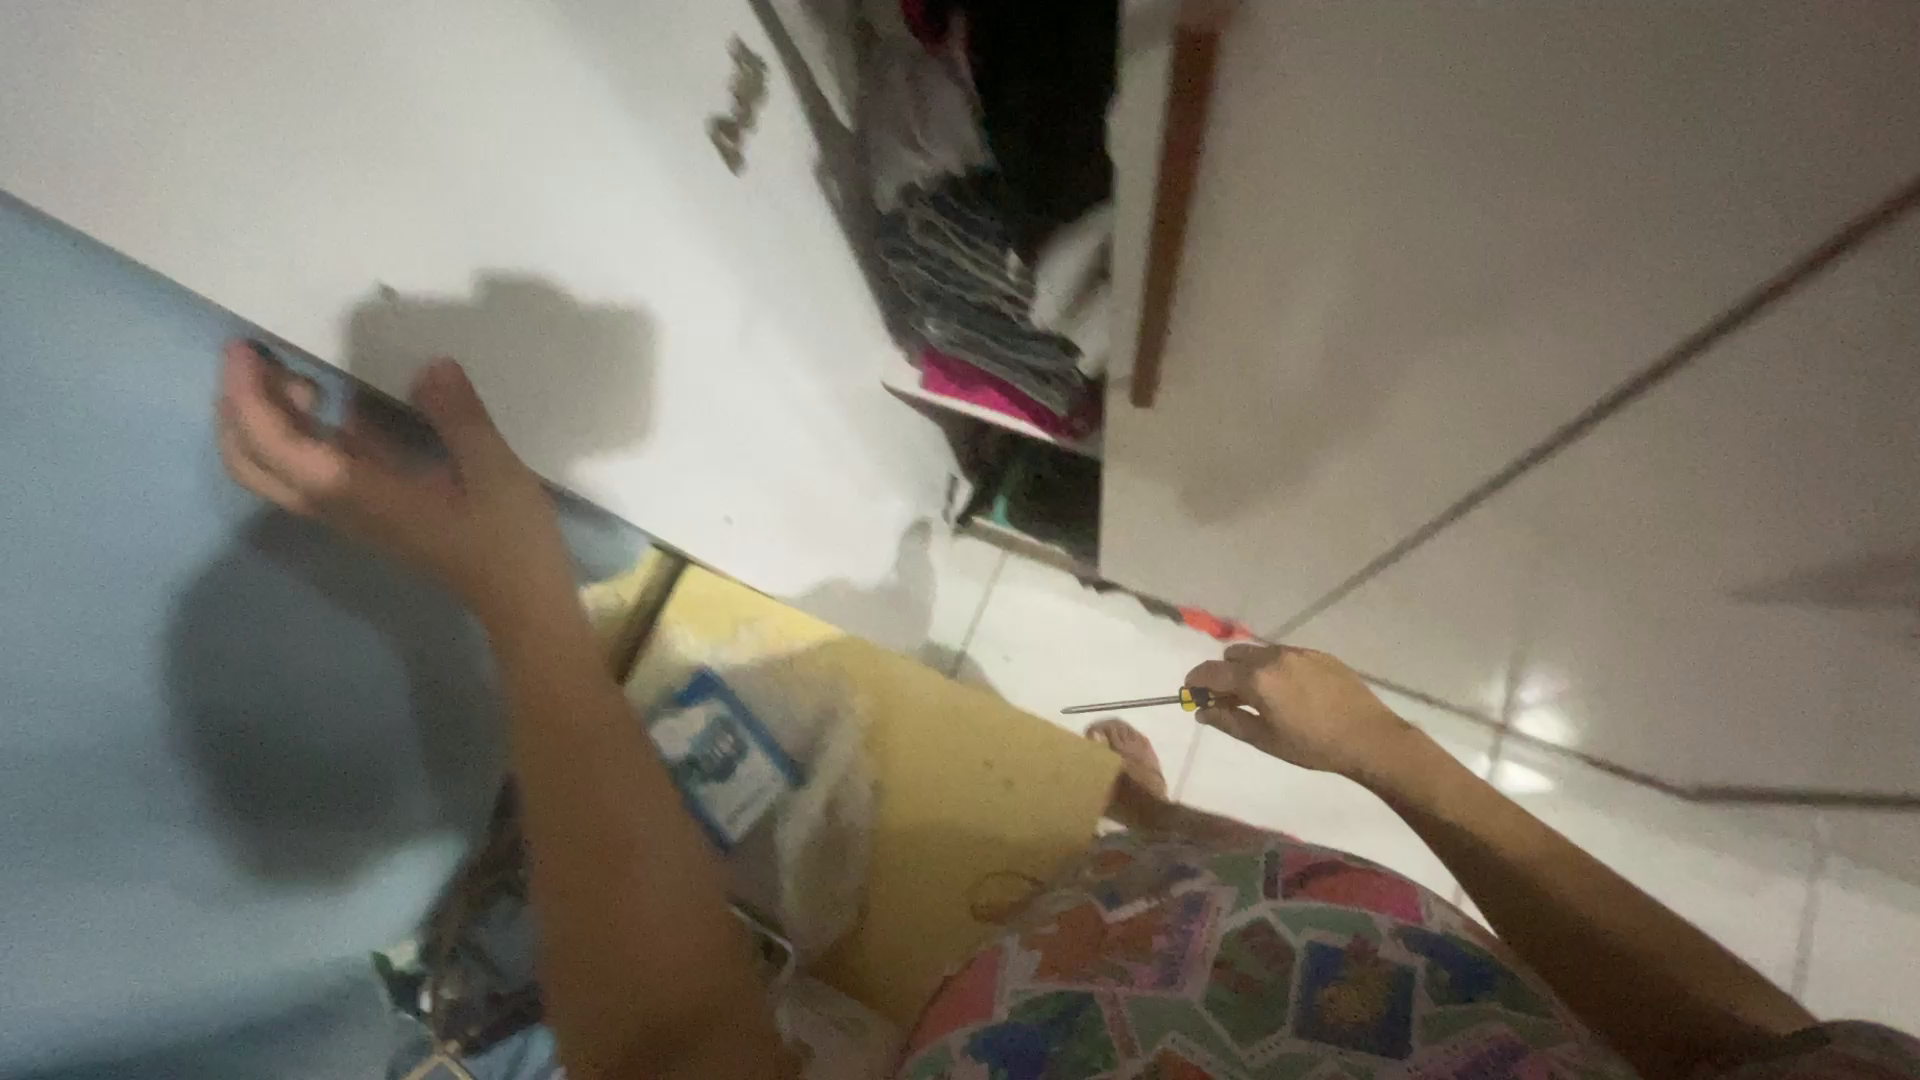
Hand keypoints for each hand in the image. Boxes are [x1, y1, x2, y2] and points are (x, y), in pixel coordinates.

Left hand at [216, 341, 575, 626]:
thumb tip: (433, 365)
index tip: (245, 348)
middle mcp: (340, 506)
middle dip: (242, 409)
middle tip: (271, 364)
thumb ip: (461, 418)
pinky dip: (311, 438)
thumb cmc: (508, 540)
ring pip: (280, 469)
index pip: (273, 442)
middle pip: (252, 462)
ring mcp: (356, 514)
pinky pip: (317, 473)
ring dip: (273, 423)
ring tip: (308, 381)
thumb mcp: (496, 473)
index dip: (247, 393)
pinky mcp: (375, 515)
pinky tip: (352, 414)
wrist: (521, 597)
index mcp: (358, 493)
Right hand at [1185, 644, 1417, 777]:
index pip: (1211, 671)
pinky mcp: (1320, 655)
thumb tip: (1201, 711)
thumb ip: (1228, 721)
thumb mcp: (1264, 739)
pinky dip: (1276, 668)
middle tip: (1229, 699)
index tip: (1190, 693)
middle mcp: (1273, 656)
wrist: (1371, 739)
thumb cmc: (1313, 746)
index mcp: (1255, 678)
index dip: (1195, 681)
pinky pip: (1285, 655)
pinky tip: (1292, 692)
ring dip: (1250, 669)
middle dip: (1224, 674)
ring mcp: (1298, 652)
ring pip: (1259, 653)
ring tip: (1263, 696)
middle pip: (1233, 655)